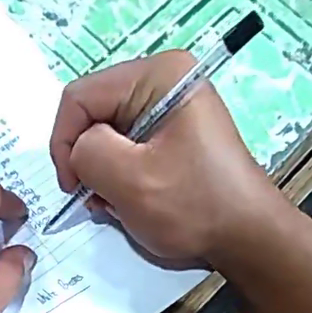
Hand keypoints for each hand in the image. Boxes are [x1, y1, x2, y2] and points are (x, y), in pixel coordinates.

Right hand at [49, 50, 292, 267]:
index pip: (79, 97)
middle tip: (99, 199)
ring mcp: (170, 109)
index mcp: (158, 75)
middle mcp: (164, 82)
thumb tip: (80, 151)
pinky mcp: (173, 136)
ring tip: (120, 203)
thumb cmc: (193, 207)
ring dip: (104, 174)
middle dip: (88, 160)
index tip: (73, 187)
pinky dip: (120, 178)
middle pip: (93, 114)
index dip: (64, 143)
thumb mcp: (130, 180)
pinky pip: (127, 149)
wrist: (246, 237)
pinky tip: (133, 200)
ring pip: (107, 136)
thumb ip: (88, 153)